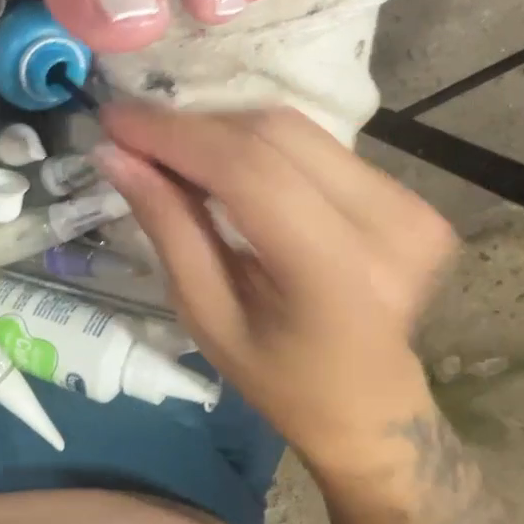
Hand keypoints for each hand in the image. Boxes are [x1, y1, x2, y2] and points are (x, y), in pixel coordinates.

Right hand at [92, 105, 455, 456]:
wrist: (367, 404)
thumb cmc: (275, 377)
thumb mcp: (204, 315)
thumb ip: (167, 228)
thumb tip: (115, 157)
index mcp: (337, 274)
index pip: (249, 172)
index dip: (174, 135)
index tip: (113, 119)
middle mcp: (389, 225)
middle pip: (273, 135)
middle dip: (191, 126)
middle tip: (131, 135)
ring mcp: (410, 204)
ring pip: (293, 129)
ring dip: (219, 130)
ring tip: (166, 150)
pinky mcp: (410, 194)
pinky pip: (313, 144)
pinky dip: (252, 144)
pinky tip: (216, 163)